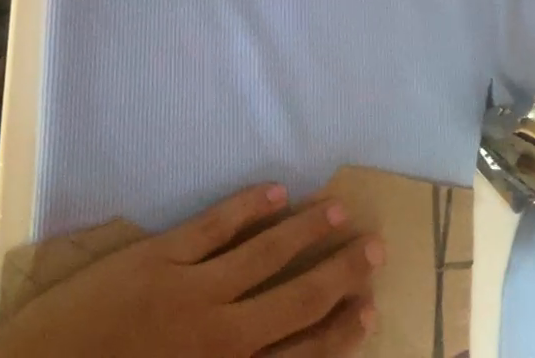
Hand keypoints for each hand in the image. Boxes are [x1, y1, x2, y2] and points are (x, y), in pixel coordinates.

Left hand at [0, 183, 382, 357]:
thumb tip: (269, 349)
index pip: (301, 353)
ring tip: (338, 209)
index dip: (340, 330)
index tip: (368, 306)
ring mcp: (192, 290)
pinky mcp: (159, 257)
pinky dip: (248, 206)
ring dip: (306, 230)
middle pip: (296, 298)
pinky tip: (275, 192)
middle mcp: (222, 334)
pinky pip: (214, 226)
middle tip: (374, 246)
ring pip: (264, 254)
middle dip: (339, 272)